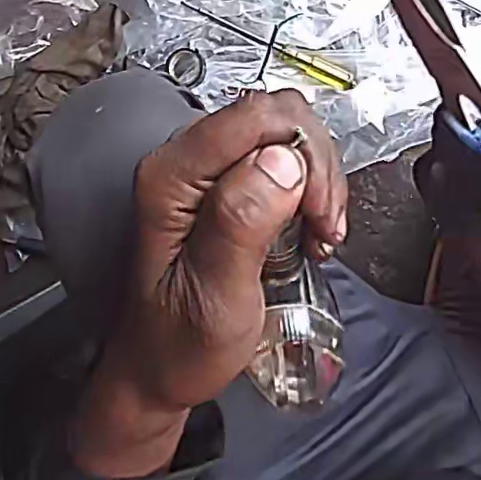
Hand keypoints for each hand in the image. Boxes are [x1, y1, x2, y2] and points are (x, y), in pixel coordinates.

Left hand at [73, 91, 344, 477]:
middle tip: (321, 222)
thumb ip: (242, 224)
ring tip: (317, 230)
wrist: (160, 364)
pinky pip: (285, 156)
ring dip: (318, 177)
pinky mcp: (229, 177)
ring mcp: (209, 166)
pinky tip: (310, 224)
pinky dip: (311, 186)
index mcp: (172, 176)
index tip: (316, 208)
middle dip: (315, 164)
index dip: (301, 152)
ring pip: (286, 131)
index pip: (252, 116)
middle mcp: (186, 158)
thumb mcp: (214, 298)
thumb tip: (282, 160)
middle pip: (275, 115)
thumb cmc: (176, 343)